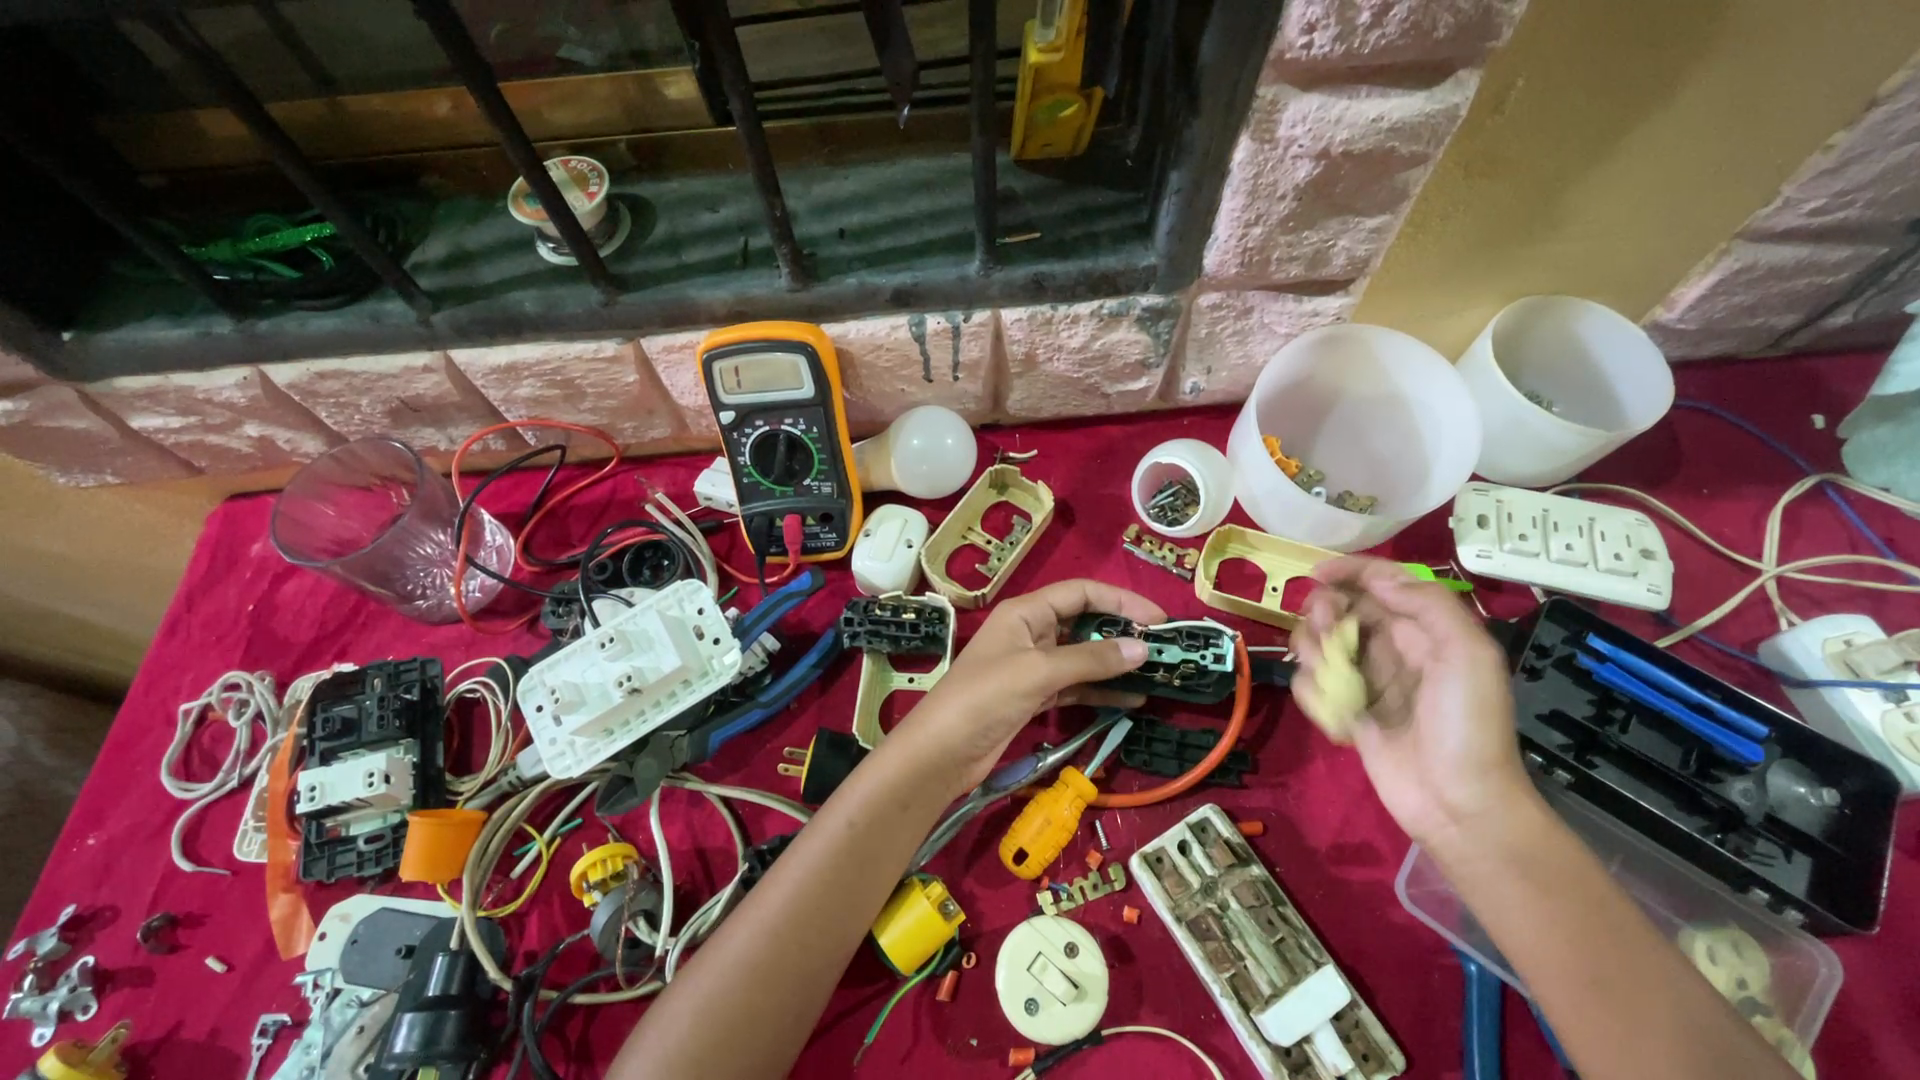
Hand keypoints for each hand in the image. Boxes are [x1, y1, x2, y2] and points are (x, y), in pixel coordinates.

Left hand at [895, 579, 1164, 789]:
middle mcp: (1030, 633)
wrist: (943, 751)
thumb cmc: (985, 698)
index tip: (1158, 619)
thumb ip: (1091, 659)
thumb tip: (1142, 648)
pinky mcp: (1034, 698)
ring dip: (1116, 664)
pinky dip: (1102, 691)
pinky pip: (1076, 687)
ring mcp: (1032, 667)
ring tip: (1156, 674)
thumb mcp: (1039, 672)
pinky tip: (1133, 699)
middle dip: (1122, 633)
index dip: (1120, 600)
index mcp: (1025, 613)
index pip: (1081, 593)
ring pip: (1083, 657)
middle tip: (1163, 649)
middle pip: (1084, 623)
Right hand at [1294, 557, 1535, 849]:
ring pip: (1318, 644)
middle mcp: (1392, 649)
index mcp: (1424, 629)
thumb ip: (1428, 605)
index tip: (1315, 574)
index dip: (1348, 570)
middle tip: (1328, 633)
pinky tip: (1335, 715)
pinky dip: (1312, 693)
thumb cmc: (1467, 725)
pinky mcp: (1345, 712)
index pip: (1381, 582)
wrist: (1458, 802)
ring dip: (1312, 651)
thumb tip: (1376, 580)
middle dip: (1324, 612)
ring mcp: (1366, 681)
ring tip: (1329, 676)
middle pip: (1341, 608)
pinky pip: (1311, 687)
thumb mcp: (1468, 654)